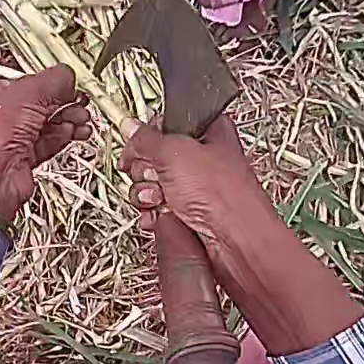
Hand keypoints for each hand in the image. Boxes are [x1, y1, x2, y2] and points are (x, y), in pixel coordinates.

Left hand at [0, 66, 92, 224]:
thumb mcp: (30, 93)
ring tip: (84, 119)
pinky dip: (66, 137)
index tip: (74, 84)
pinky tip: (79, 133)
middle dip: (66, 102)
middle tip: (83, 103)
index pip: (33, 82)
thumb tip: (69, 75)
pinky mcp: (27, 158)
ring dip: (70, 120)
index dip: (55, 83)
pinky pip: (50, 143)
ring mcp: (16, 138)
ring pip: (49, 124)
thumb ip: (54, 80)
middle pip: (44, 104)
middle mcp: (5, 115)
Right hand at [122, 115, 362, 354]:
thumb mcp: (174, 152)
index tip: (136, 146)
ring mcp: (193, 188)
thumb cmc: (222, 193)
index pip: (164, 125)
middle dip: (145, 170)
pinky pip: (155, 209)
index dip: (146, 137)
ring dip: (147, 194)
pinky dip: (152, 213)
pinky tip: (160, 215)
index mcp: (207, 131)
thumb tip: (129, 127)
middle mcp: (201, 158)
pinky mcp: (186, 213)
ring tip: (161, 199)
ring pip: (151, 184)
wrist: (234, 238)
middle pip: (153, 157)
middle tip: (155, 176)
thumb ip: (146, 138)